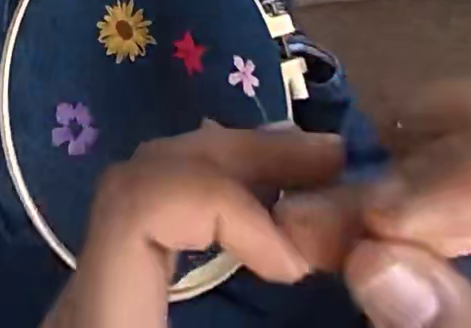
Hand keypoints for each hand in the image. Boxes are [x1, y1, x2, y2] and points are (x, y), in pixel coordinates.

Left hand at [41, 122, 342, 327]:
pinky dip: (212, 198)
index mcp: (105, 327)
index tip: (292, 259)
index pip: (133, 207)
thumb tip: (381, 292)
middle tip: (327, 159)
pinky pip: (152, 218)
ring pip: (146, 186)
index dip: (213, 200)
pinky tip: (259, 207)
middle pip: (142, 176)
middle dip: (238, 158)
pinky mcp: (111, 305)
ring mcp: (95, 293)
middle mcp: (88, 295)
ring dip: (230, 167)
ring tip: (306, 166)